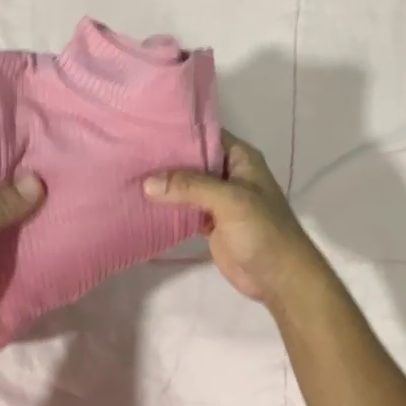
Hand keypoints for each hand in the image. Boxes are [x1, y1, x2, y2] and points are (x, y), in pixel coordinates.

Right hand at [143, 134, 328, 308]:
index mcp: (240, 158)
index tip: (143, 127)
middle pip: (191, 160)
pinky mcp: (209, 223)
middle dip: (163, 158)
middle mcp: (228, 173)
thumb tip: (147, 182)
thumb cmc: (263, 231)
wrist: (278, 278)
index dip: (177, 130)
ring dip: (162, 184)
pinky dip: (166, 208)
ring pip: (185, 186)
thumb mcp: (230, 201)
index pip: (205, 134)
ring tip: (126, 174)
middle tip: (126, 151)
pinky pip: (183, 209)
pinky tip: (140, 203)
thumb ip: (191, 187)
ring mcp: (218, 200)